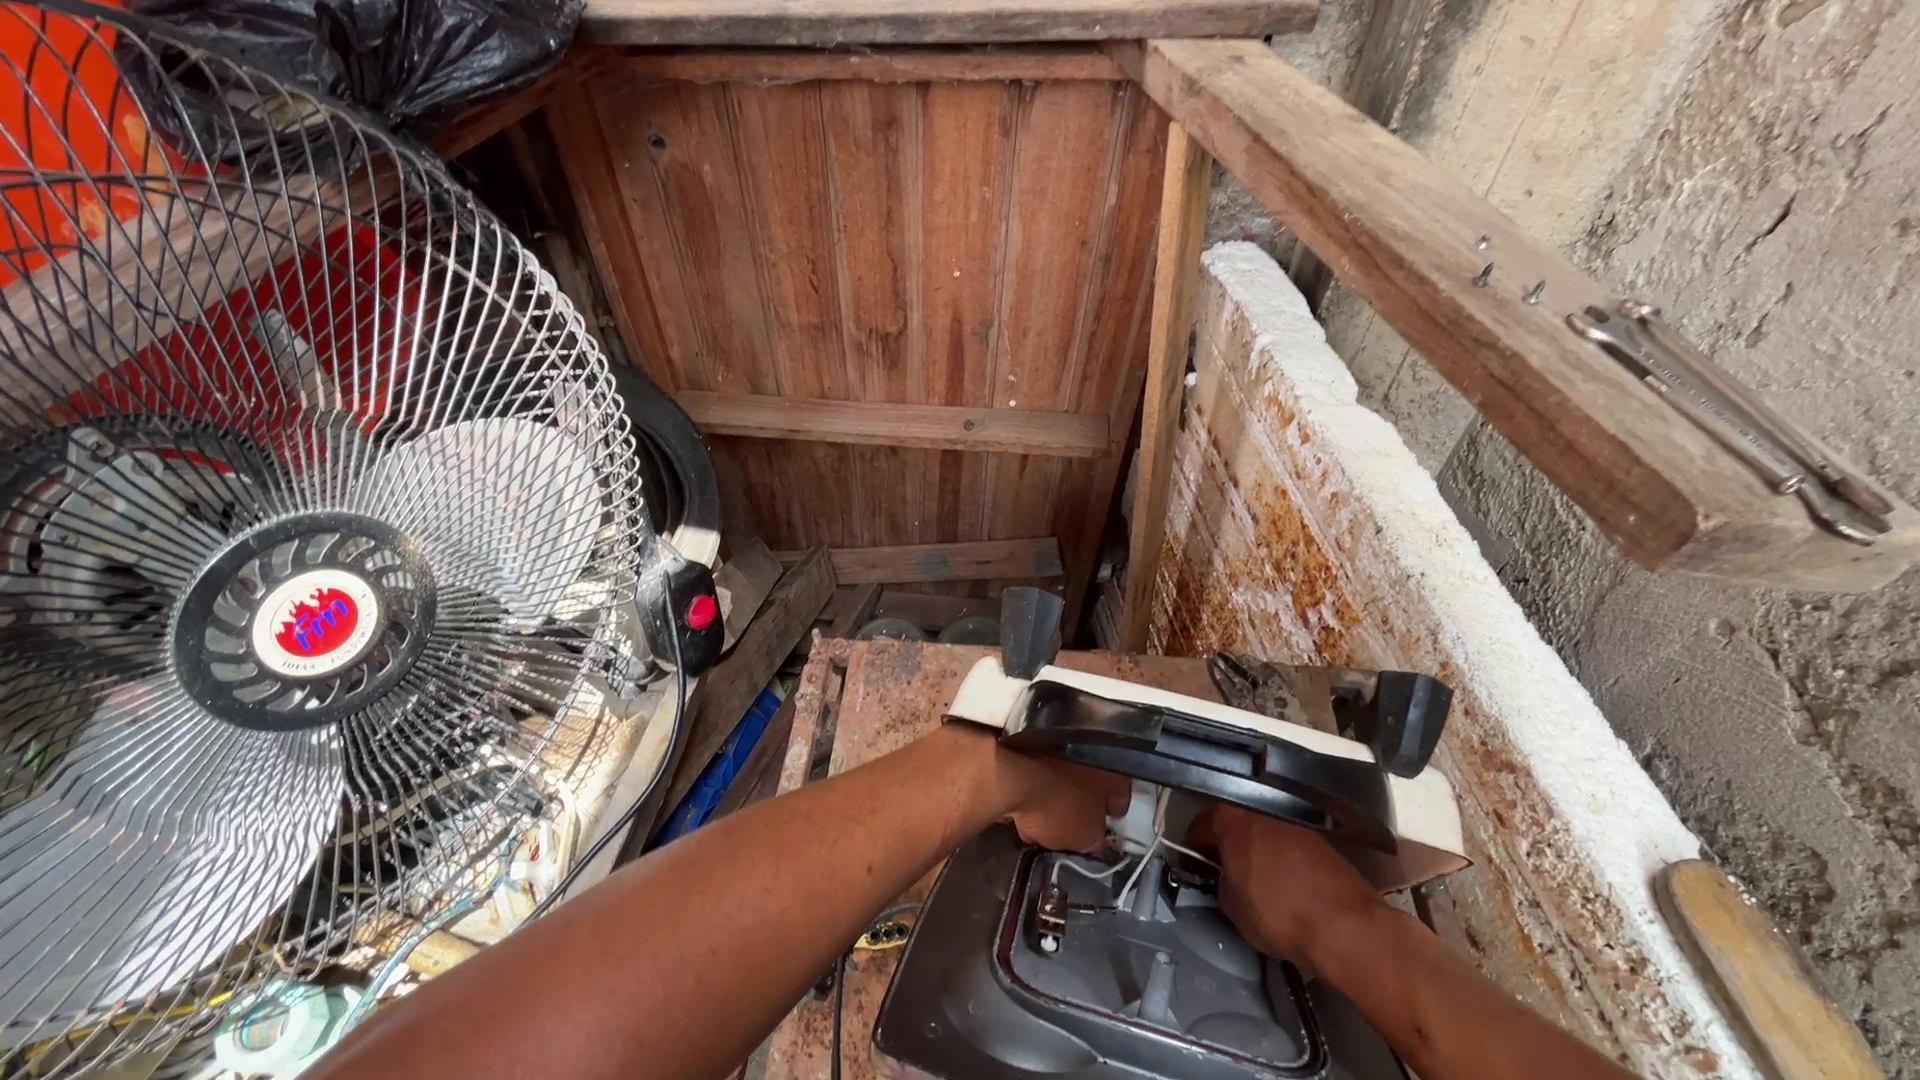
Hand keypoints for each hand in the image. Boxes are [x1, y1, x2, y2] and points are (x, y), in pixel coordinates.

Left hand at [968, 727, 1128, 852]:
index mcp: (1112, 765)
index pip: (1123, 791)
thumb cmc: (1058, 801)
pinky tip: (1022, 811)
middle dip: (1082, 803)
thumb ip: (1094, 838)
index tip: (1110, 820)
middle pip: (1089, 779)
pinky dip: (1032, 789)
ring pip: (1060, 773)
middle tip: (1075, 825)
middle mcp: (1088, 744)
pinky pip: (1035, 769)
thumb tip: (1092, 839)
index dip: (1115, 811)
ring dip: (1054, 797)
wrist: (1011, 774)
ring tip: (1042, 824)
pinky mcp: (1026, 740)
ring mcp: (1056, 739)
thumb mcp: (1086, 836)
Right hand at [1187, 804, 1386, 967]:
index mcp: (1232, 818)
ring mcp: (1294, 822)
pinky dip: (1278, 858)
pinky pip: (1287, 844)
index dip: (1190, 852)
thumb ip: (1220, 883)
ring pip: (1262, 832)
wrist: (1346, 926)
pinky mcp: (1321, 840)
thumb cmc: (1277, 912)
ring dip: (1252, 850)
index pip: (1198, 828)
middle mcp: (1262, 810)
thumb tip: (1226, 880)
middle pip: (1232, 824)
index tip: (1191, 872)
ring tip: (1252, 880)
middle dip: (1223, 846)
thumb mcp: (1231, 905)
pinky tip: (1282, 883)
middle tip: (1220, 874)